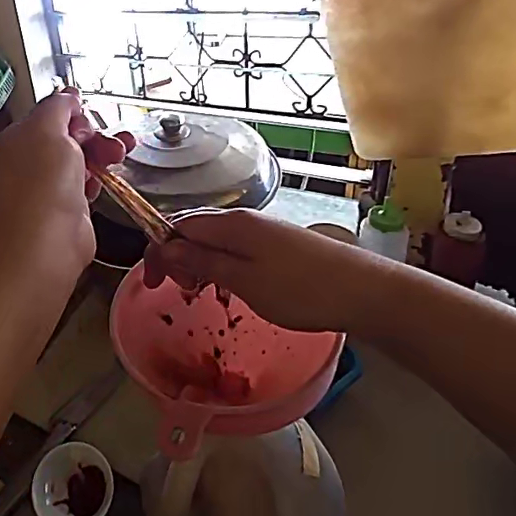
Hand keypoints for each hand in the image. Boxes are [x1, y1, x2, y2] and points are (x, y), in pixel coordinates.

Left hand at [0, 91, 133, 270]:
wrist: (44, 244)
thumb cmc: (43, 182)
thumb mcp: (48, 129)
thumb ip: (58, 106)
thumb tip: (67, 95)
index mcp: (21, 137)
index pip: (51, 113)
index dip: (73, 111)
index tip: (90, 114)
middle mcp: (32, 159)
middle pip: (71, 135)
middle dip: (95, 133)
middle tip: (110, 141)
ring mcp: (50, 184)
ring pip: (83, 158)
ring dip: (104, 152)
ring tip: (122, 153)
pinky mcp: (69, 205)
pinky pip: (88, 182)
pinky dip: (100, 177)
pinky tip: (108, 179)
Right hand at [142, 209, 402, 333]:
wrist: (361, 290)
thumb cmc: (300, 289)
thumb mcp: (244, 281)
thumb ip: (204, 262)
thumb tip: (166, 248)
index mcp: (232, 224)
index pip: (180, 224)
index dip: (159, 250)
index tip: (153, 285)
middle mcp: (245, 220)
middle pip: (197, 230)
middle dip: (179, 259)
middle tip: (182, 293)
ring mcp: (264, 231)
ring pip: (217, 242)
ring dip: (202, 265)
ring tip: (205, 295)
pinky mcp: (278, 245)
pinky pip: (238, 250)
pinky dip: (224, 268)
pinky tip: (232, 290)